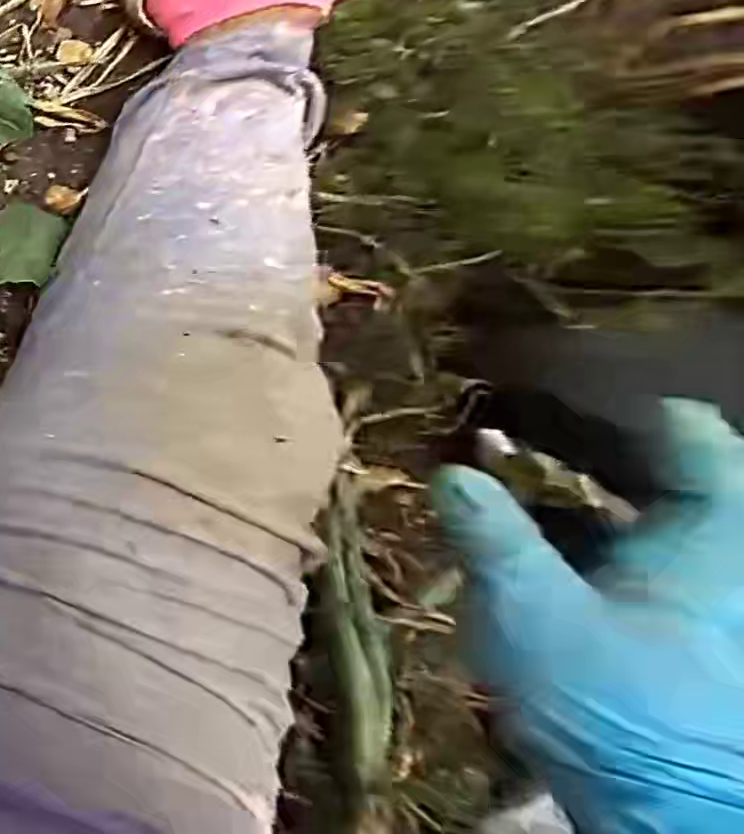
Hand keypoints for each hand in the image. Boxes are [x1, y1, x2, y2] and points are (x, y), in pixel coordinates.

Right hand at [433, 399, 743, 832]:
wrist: (672, 813)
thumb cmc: (616, 701)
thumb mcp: (534, 609)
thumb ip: (492, 534)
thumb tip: (452, 471)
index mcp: (716, 549)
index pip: (703, 451)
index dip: (648, 412)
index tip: (580, 379)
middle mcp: (718, 566)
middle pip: (673, 479)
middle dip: (597, 443)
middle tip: (519, 413)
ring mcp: (697, 603)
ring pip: (644, 520)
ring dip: (578, 486)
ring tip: (504, 459)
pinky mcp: (668, 634)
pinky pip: (625, 556)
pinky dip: (575, 529)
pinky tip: (517, 525)